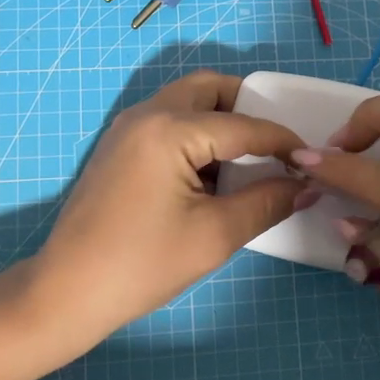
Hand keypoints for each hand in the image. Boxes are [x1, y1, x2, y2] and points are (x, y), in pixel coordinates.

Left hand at [37, 71, 308, 335]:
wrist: (68, 290)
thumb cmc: (143, 263)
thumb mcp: (215, 235)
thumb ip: (266, 202)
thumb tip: (305, 185)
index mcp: (169, 128)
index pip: (241, 124)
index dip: (281, 141)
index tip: (311, 159)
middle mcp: (146, 113)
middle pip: (208, 89)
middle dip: (247, 108)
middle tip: (275, 145)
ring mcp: (127, 127)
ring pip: (185, 101)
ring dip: (219, 120)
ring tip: (249, 161)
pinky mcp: (119, 145)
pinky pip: (167, 121)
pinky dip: (195, 134)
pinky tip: (212, 174)